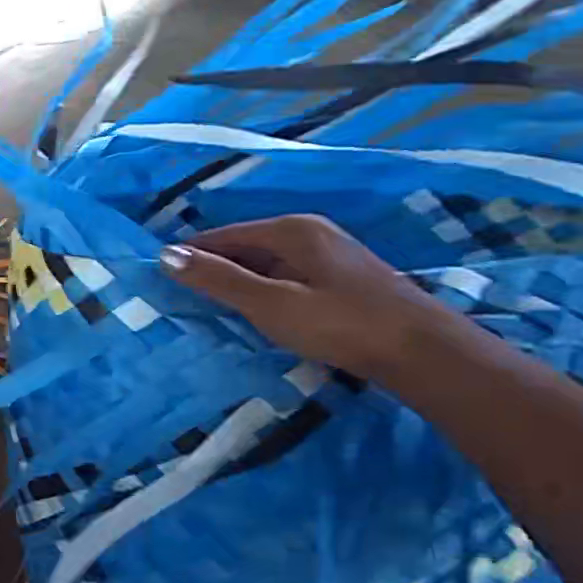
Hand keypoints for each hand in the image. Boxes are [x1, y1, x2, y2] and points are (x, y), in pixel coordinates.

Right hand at [160, 214, 481, 380]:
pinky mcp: (337, 277)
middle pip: (240, 248)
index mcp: (289, 230)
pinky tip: (255, 316)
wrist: (423, 353)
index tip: (159, 285)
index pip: (218, 237)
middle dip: (211, 272)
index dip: (188, 259)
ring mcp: (325, 253)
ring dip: (235, 285)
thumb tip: (164, 255)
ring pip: (261, 264)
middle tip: (182, 305)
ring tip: (212, 314)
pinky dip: (260, 292)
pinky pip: (280, 276)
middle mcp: (307, 232)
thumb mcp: (268, 303)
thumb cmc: (339, 324)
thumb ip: (216, 279)